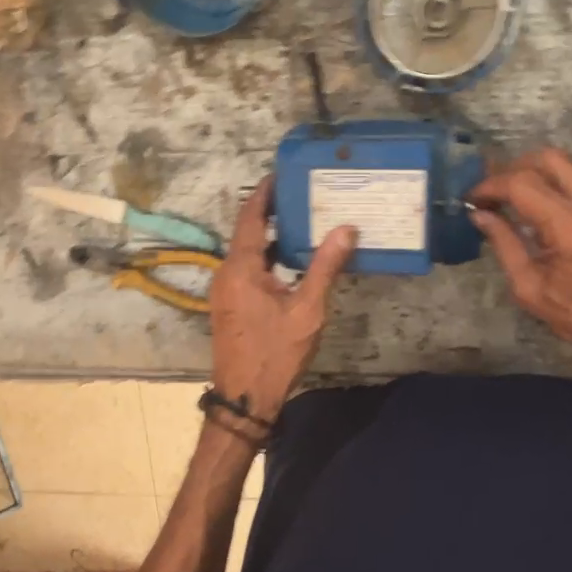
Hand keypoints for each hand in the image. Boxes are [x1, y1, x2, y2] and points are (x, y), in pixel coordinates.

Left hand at [209, 182, 356, 420]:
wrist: (245, 399)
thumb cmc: (275, 353)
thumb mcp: (307, 310)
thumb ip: (324, 267)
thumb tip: (345, 229)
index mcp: (241, 268)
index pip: (251, 217)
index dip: (265, 193)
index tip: (283, 173)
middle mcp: (226, 273)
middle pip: (249, 232)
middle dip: (274, 212)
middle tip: (306, 195)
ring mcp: (225, 290)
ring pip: (249, 253)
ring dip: (273, 237)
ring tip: (306, 223)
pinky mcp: (230, 305)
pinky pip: (248, 271)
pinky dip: (269, 259)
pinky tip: (293, 262)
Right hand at [468, 149, 571, 365]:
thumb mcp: (529, 288)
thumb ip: (504, 244)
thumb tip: (480, 215)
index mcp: (570, 230)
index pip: (523, 185)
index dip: (491, 186)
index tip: (472, 198)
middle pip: (546, 160)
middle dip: (511, 170)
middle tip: (491, 192)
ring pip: (563, 165)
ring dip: (531, 174)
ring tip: (507, 198)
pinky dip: (548, 184)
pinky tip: (531, 209)